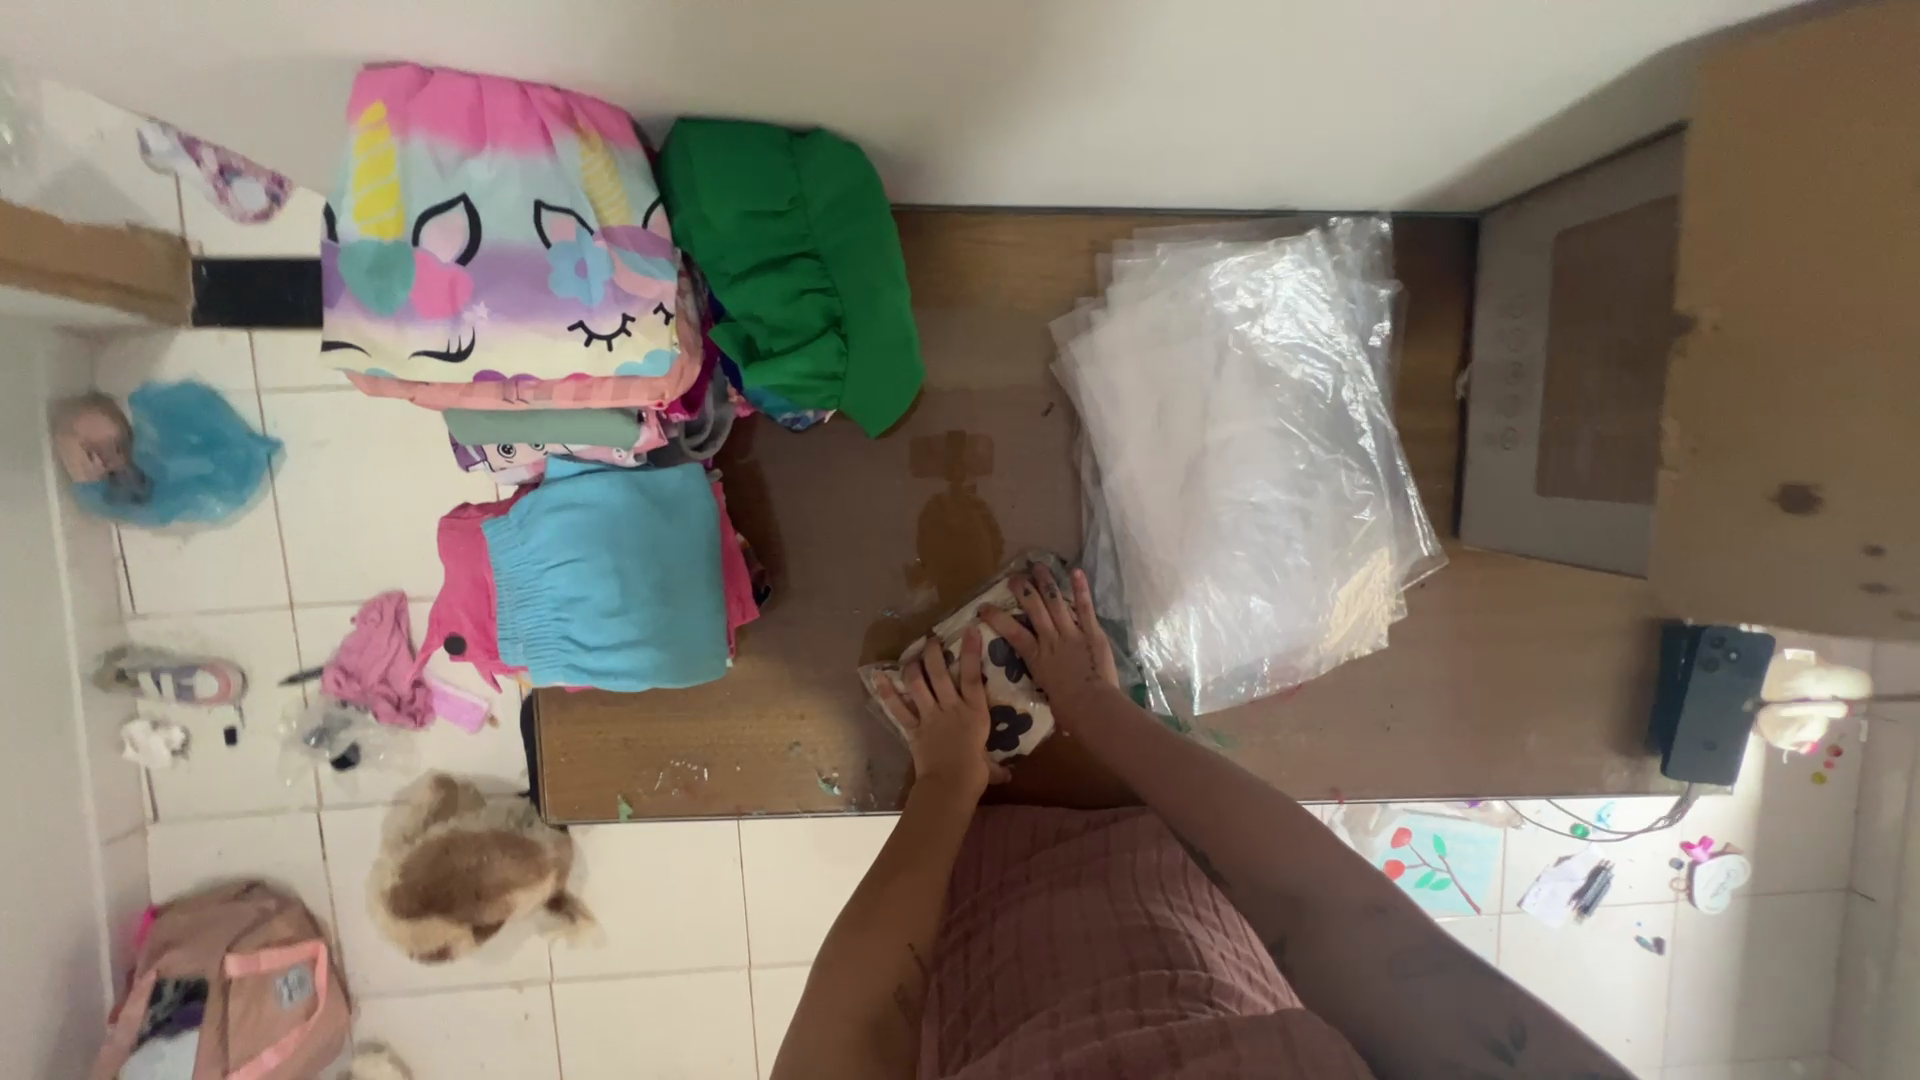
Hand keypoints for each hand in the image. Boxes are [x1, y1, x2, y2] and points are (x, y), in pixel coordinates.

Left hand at [875, 629, 1010, 799]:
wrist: (951, 784)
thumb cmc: (975, 773)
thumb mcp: (988, 766)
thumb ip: (994, 767)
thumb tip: (1006, 775)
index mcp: (975, 712)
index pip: (973, 675)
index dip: (971, 650)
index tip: (970, 629)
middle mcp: (952, 707)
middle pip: (940, 673)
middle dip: (934, 652)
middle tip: (931, 639)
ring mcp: (931, 716)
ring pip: (919, 684)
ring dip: (913, 667)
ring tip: (913, 655)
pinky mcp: (914, 728)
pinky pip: (899, 708)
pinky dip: (888, 692)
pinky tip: (879, 677)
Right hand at [978, 565, 1119, 722]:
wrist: (1091, 705)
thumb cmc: (1068, 709)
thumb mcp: (1048, 698)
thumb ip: (1047, 688)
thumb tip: (1047, 698)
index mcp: (1036, 657)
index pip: (1012, 632)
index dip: (996, 618)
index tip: (983, 607)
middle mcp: (1050, 640)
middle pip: (1033, 609)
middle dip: (1023, 590)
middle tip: (1014, 577)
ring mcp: (1071, 633)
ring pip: (1055, 602)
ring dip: (1046, 583)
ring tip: (1038, 566)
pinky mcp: (1092, 632)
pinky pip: (1085, 608)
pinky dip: (1081, 589)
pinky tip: (1076, 572)